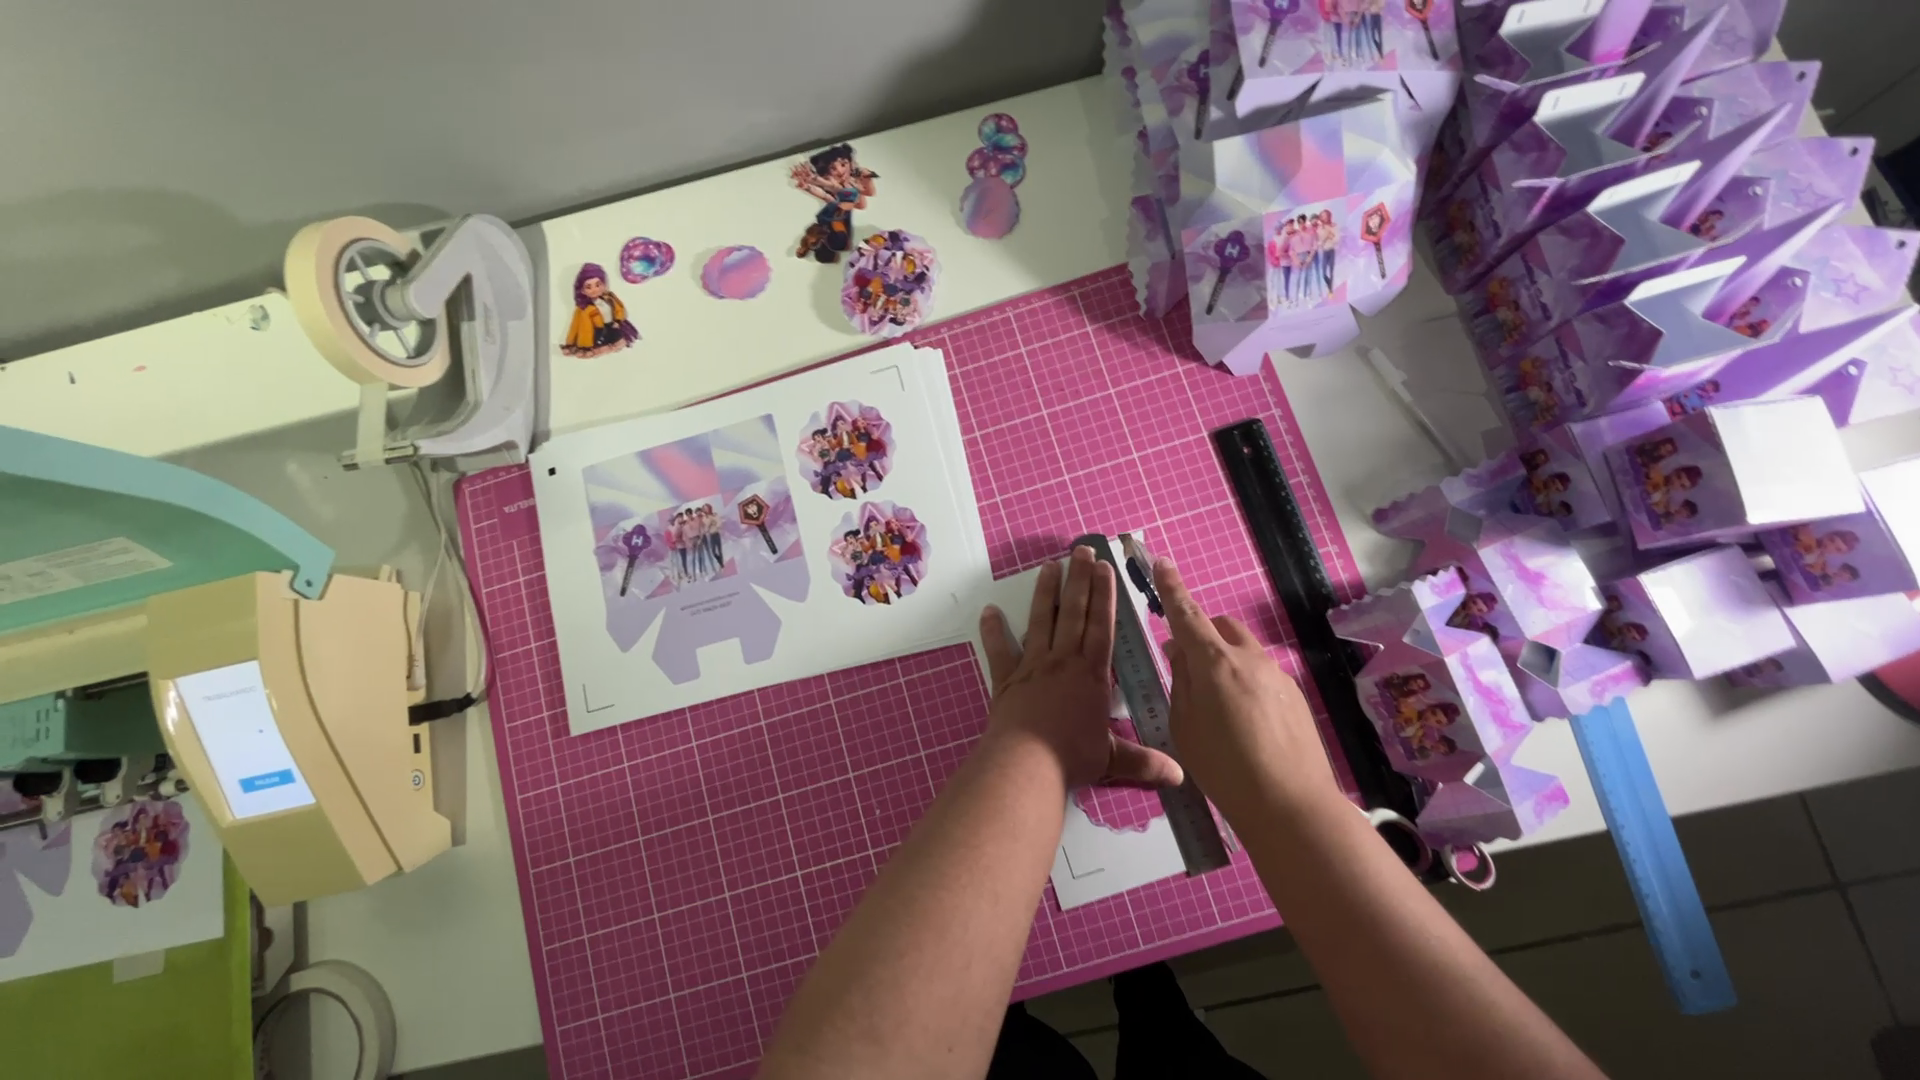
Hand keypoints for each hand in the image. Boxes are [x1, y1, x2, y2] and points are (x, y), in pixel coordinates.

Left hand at [980, 547, 1183, 790]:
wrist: (1026, 764)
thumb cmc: (1072, 757)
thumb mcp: (1114, 760)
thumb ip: (1145, 763)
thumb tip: (1180, 777)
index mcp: (1091, 673)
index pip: (1102, 625)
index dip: (1105, 595)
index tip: (1105, 567)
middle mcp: (1063, 661)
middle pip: (1073, 612)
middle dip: (1079, 579)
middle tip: (1081, 549)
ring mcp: (1032, 666)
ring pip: (1040, 620)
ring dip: (1044, 592)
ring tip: (1048, 566)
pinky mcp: (1006, 680)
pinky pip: (998, 650)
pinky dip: (993, 631)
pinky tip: (988, 612)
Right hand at [1154, 557, 1341, 821]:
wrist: (1291, 804)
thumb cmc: (1224, 769)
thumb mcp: (1184, 727)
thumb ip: (1181, 683)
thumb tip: (1182, 654)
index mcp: (1214, 663)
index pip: (1187, 614)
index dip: (1172, 588)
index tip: (1162, 563)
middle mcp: (1248, 659)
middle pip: (1220, 626)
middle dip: (1201, 633)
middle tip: (1185, 664)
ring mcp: (1277, 675)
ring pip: (1243, 650)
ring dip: (1224, 659)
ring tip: (1217, 704)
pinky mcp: (1296, 695)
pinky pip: (1262, 674)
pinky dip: (1245, 682)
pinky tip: (1245, 723)